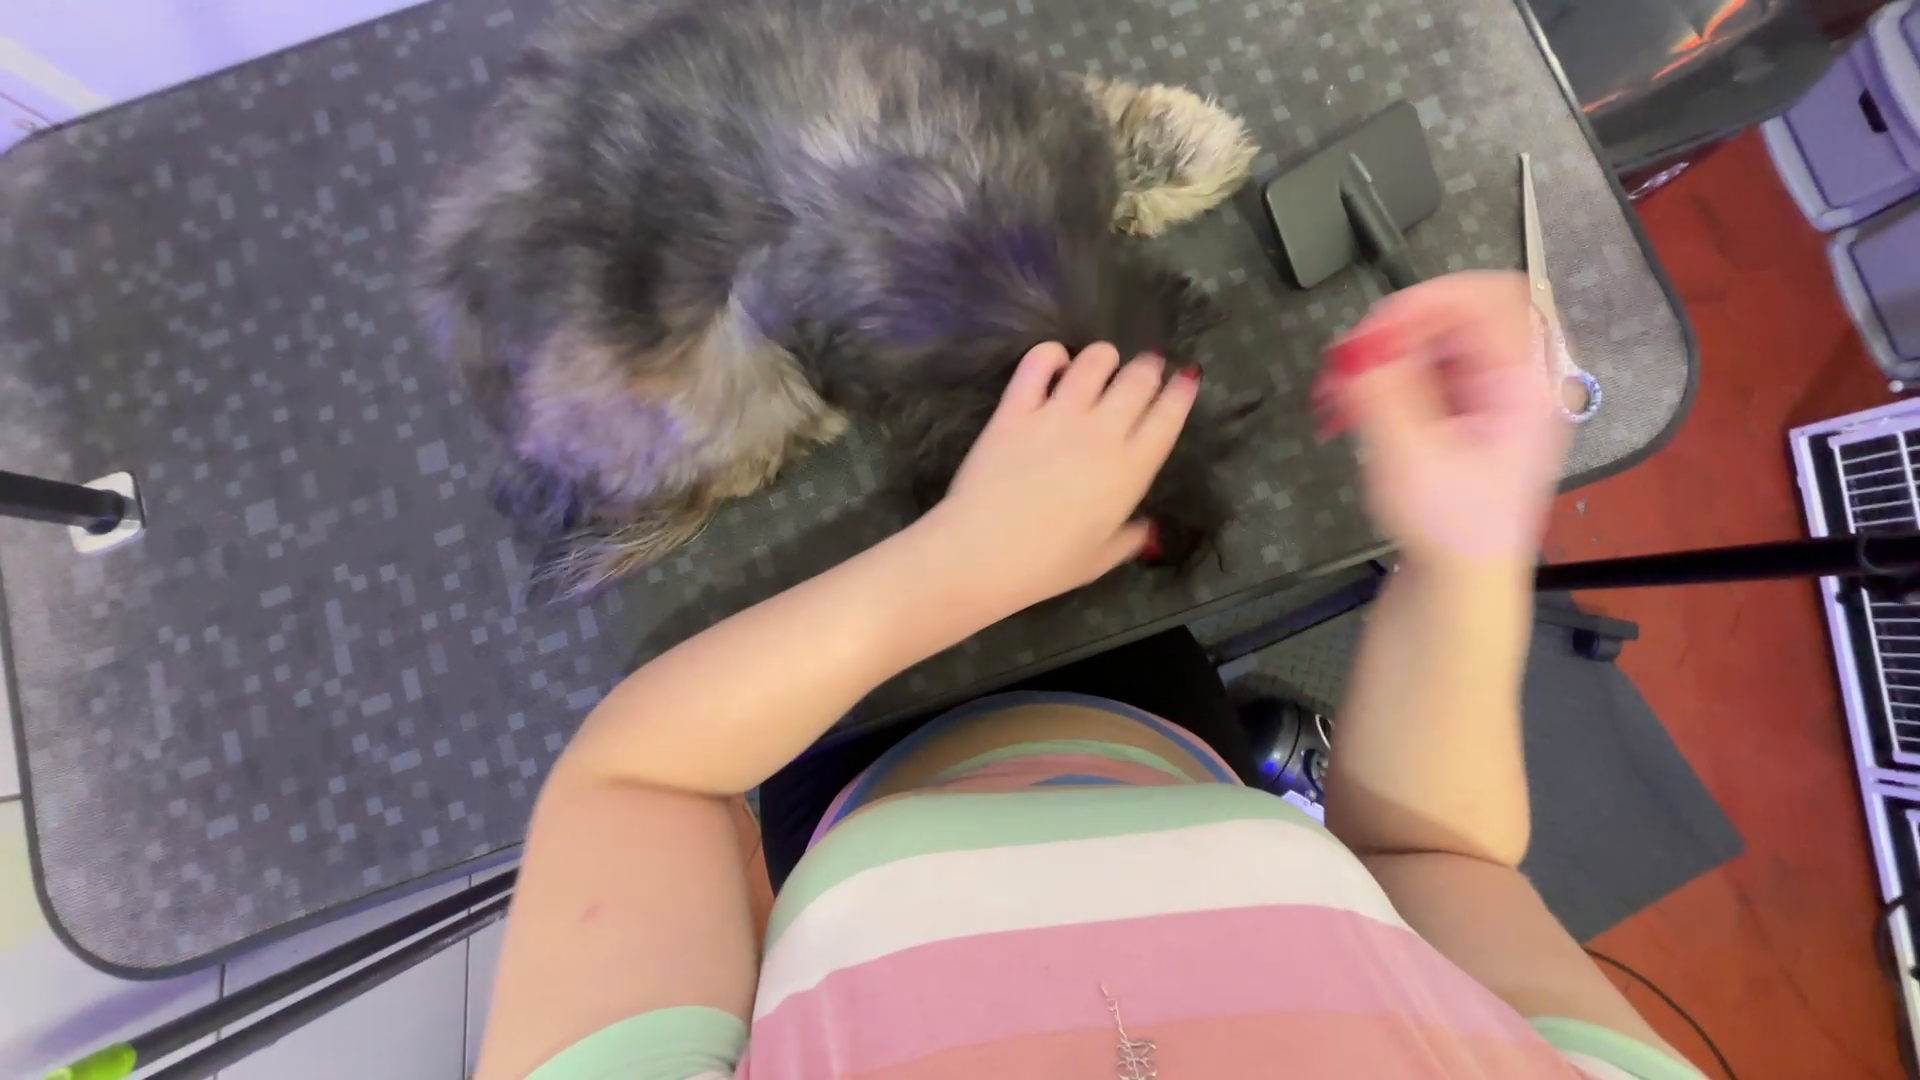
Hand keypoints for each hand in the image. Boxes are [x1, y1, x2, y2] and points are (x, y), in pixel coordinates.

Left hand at [921, 341, 1198, 611]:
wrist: (982, 554)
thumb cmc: (1046, 566)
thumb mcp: (1099, 560)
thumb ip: (1129, 538)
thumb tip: (1146, 528)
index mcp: (1130, 471)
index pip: (1168, 416)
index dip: (1182, 390)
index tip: (1186, 376)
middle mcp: (1101, 433)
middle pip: (1138, 379)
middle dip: (1149, 366)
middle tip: (1146, 366)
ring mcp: (1057, 417)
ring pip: (1094, 362)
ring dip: (1104, 357)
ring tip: (1103, 363)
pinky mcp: (1015, 410)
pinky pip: (1038, 363)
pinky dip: (1051, 354)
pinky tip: (1054, 362)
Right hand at [1313, 272, 1568, 568]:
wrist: (1460, 575)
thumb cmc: (1447, 527)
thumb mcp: (1410, 460)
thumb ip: (1382, 395)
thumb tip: (1353, 346)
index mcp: (1521, 384)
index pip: (1486, 299)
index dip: (1422, 304)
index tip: (1367, 340)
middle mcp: (1510, 379)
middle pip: (1450, 316)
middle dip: (1385, 336)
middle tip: (1341, 370)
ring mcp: (1484, 394)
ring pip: (1425, 343)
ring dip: (1372, 362)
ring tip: (1332, 399)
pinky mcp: (1458, 411)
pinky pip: (1414, 372)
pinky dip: (1375, 383)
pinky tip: (1344, 411)